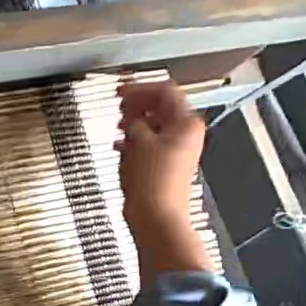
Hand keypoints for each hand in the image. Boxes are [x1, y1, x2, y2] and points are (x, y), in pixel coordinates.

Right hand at [116, 81, 210, 279]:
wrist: (155, 216)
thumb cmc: (152, 183)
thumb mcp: (138, 141)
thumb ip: (134, 123)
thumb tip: (130, 119)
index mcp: (186, 123)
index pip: (164, 92)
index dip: (140, 89)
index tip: (121, 92)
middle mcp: (186, 135)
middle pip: (162, 109)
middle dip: (138, 106)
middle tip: (119, 107)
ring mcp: (177, 152)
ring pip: (155, 127)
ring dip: (135, 124)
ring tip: (119, 126)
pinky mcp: (165, 167)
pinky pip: (150, 145)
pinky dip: (135, 142)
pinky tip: (121, 146)